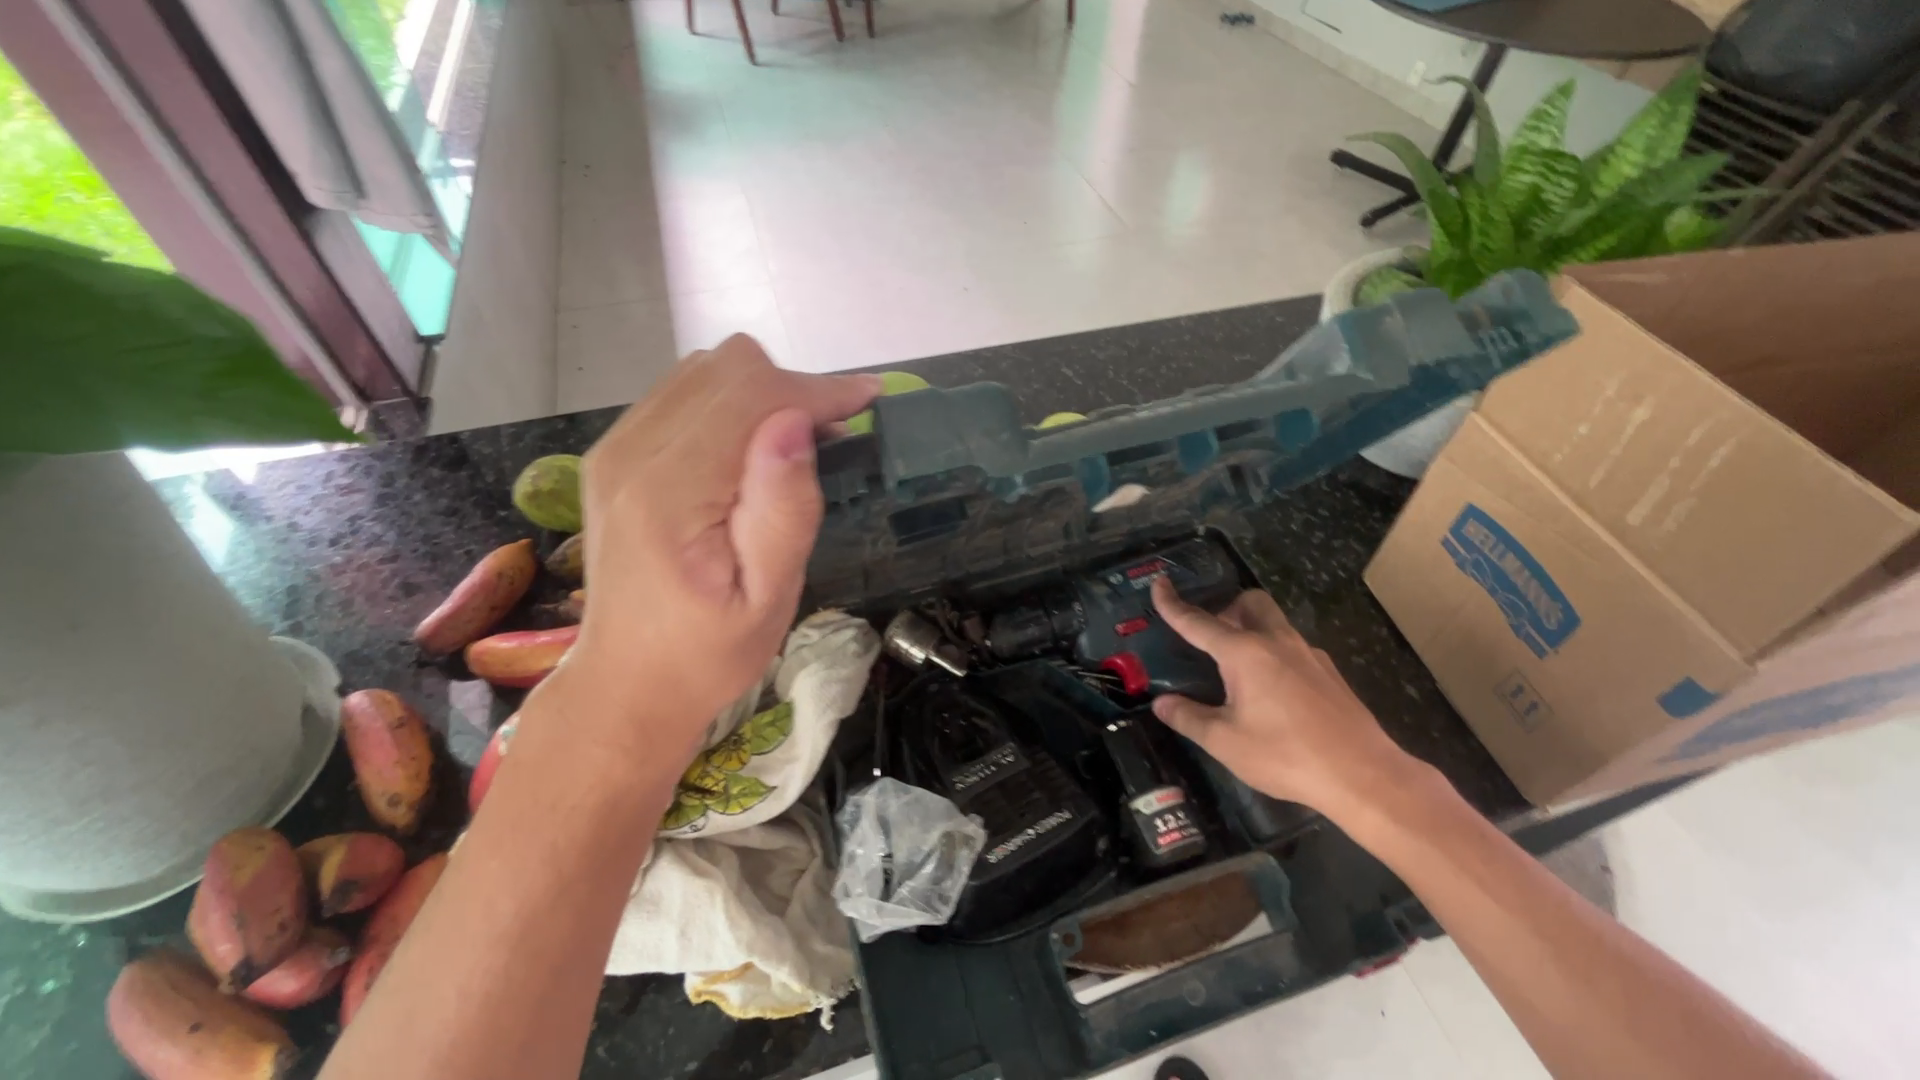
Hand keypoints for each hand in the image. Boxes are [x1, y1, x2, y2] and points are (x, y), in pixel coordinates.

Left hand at [556, 335, 877, 751]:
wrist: (632, 679)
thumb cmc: (712, 651)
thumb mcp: (770, 596)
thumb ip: (784, 509)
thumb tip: (794, 423)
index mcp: (669, 492)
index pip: (749, 395)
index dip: (816, 389)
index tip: (868, 401)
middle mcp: (630, 454)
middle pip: (725, 369)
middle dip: (791, 388)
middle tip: (833, 436)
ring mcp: (615, 449)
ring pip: (704, 371)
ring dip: (762, 393)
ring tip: (796, 445)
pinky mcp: (616, 454)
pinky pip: (684, 394)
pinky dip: (732, 406)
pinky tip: (752, 452)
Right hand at [1148, 578, 1426, 819]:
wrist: (1362, 774)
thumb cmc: (1285, 755)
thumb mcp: (1225, 742)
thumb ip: (1189, 718)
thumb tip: (1162, 703)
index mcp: (1245, 653)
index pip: (1198, 621)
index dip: (1173, 604)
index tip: (1159, 583)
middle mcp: (1277, 642)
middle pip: (1250, 603)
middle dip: (1226, 608)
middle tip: (1210, 638)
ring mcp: (1309, 655)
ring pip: (1275, 623)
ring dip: (1251, 630)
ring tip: (1237, 670)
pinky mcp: (1329, 673)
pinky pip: (1293, 648)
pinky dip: (1273, 654)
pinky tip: (1272, 692)